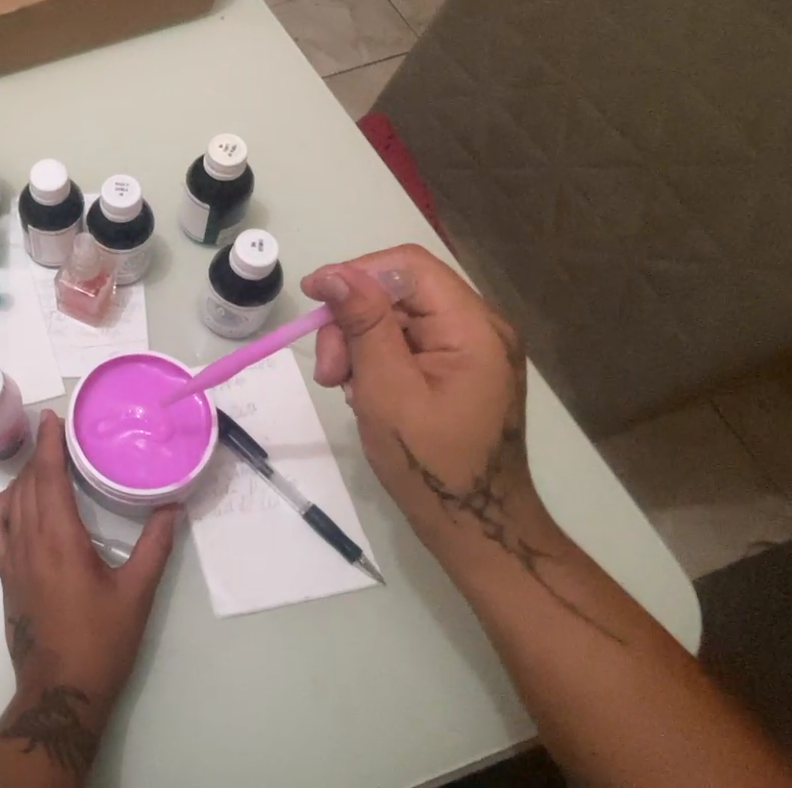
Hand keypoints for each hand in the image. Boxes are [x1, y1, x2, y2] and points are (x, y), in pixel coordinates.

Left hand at [0, 411, 178, 706]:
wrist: (60, 692)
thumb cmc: (101, 641)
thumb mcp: (137, 593)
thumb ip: (155, 546)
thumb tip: (172, 507)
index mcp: (60, 539)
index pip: (47, 477)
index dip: (48, 444)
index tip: (52, 418)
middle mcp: (28, 542)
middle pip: (27, 484)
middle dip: (39, 454)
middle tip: (57, 435)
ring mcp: (10, 559)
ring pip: (9, 502)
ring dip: (23, 477)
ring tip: (43, 464)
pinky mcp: (4, 576)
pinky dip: (5, 504)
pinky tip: (17, 502)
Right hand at [301, 245, 544, 544]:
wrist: (476, 524)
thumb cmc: (430, 462)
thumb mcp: (386, 389)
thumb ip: (363, 324)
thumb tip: (334, 273)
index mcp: (473, 327)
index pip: (408, 267)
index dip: (355, 272)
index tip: (311, 297)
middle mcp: (479, 327)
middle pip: (398, 292)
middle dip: (352, 322)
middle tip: (328, 372)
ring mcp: (471, 348)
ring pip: (396, 317)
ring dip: (358, 344)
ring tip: (343, 388)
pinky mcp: (459, 367)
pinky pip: (407, 342)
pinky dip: (375, 359)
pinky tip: (365, 392)